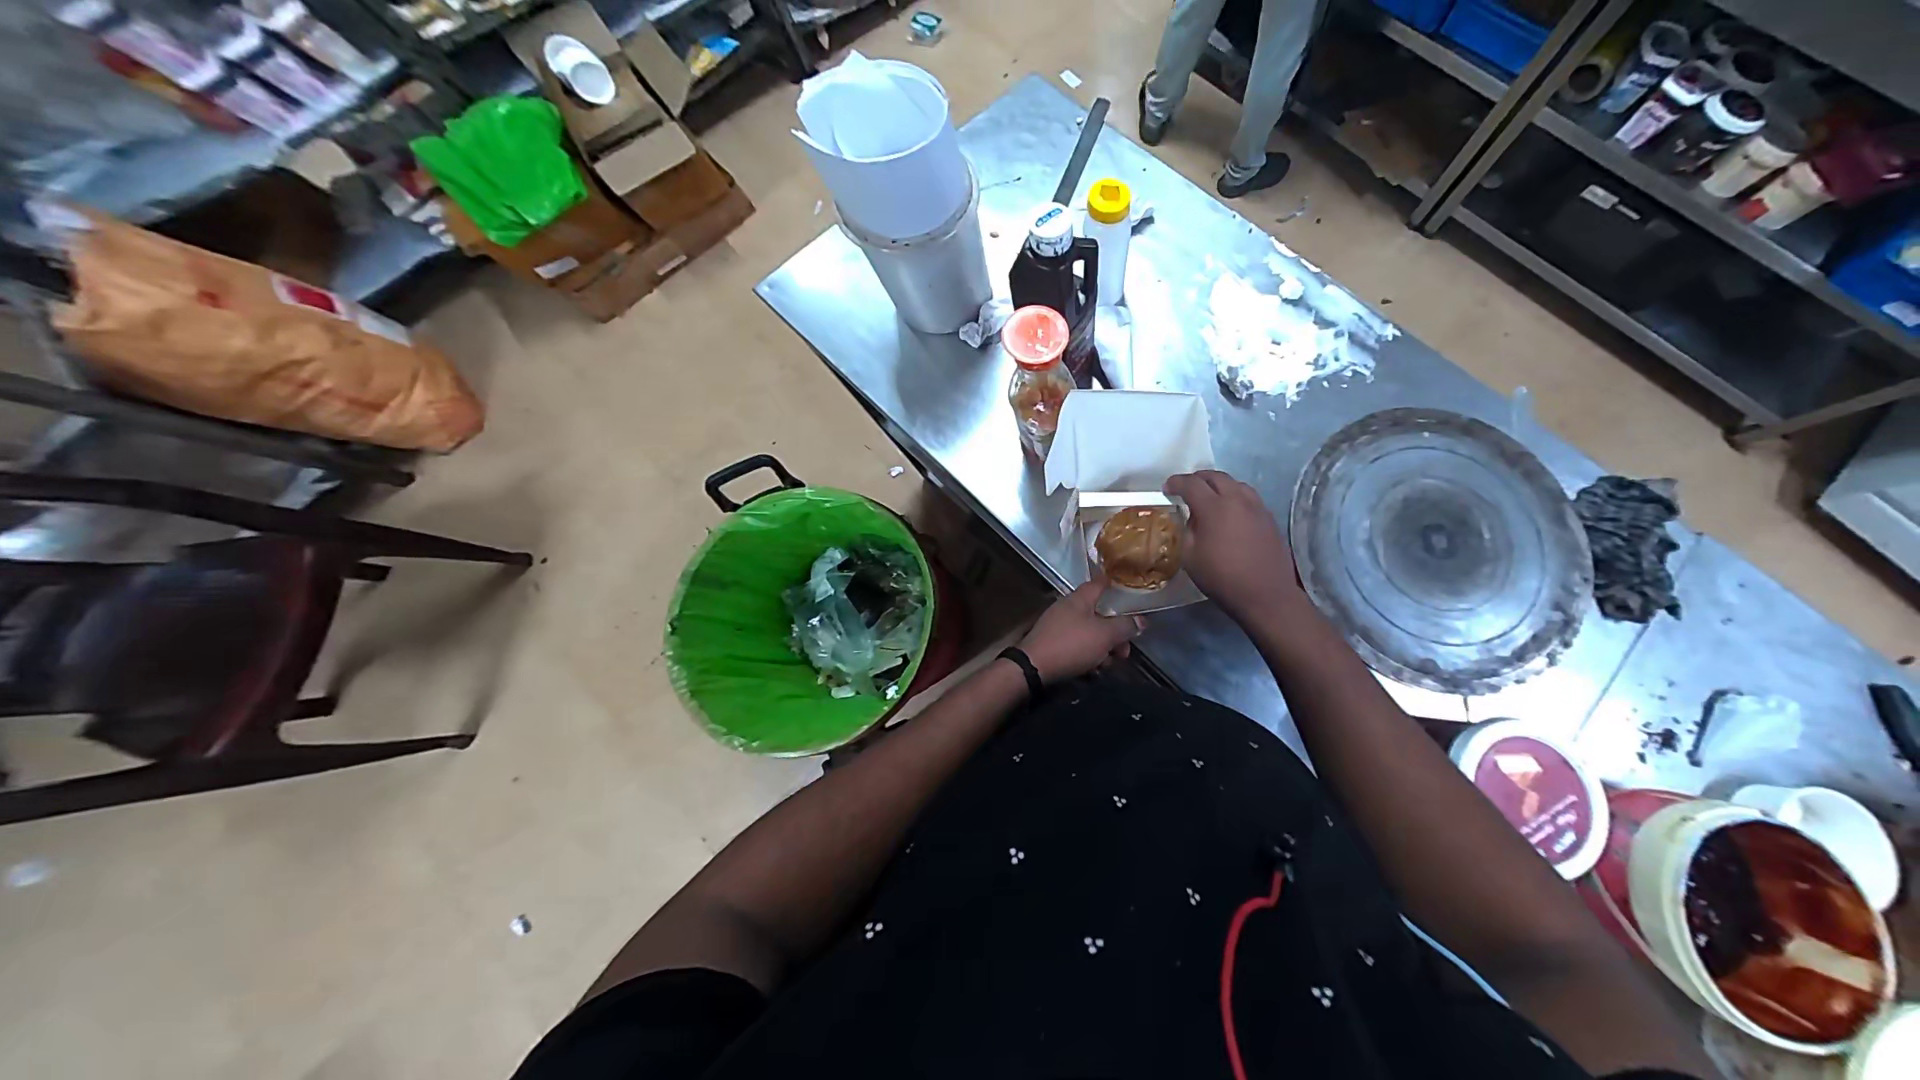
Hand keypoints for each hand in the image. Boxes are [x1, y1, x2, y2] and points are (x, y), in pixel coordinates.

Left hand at [1016, 577, 1143, 683]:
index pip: (1100, 583)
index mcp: (1080, 598)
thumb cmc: (1072, 644)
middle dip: (1115, 633)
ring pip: (1089, 632)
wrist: (1033, 667)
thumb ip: (1125, 626)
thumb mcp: (1105, 635)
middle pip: (1099, 614)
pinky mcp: (1052, 643)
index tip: (1130, 590)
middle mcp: (1068, 608)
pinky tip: (1092, 670)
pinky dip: (1087, 655)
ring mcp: (1058, 625)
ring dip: (1103, 648)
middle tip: (1124, 652)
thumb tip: (1141, 620)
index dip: (1116, 585)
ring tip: (1107, 665)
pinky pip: (1076, 645)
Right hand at [1165, 469, 1303, 623]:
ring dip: (1218, 485)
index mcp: (1214, 507)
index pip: (1191, 484)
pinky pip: (1248, 497)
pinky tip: (1230, 511)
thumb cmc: (1222, 577)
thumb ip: (1188, 530)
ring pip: (1235, 484)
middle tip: (1186, 488)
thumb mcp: (1190, 557)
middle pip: (1216, 477)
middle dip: (1198, 479)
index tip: (1167, 488)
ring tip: (1209, 497)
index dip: (1176, 483)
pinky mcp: (1269, 517)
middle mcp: (1237, 500)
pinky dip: (1234, 496)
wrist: (1265, 594)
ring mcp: (1257, 507)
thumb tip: (1192, 518)